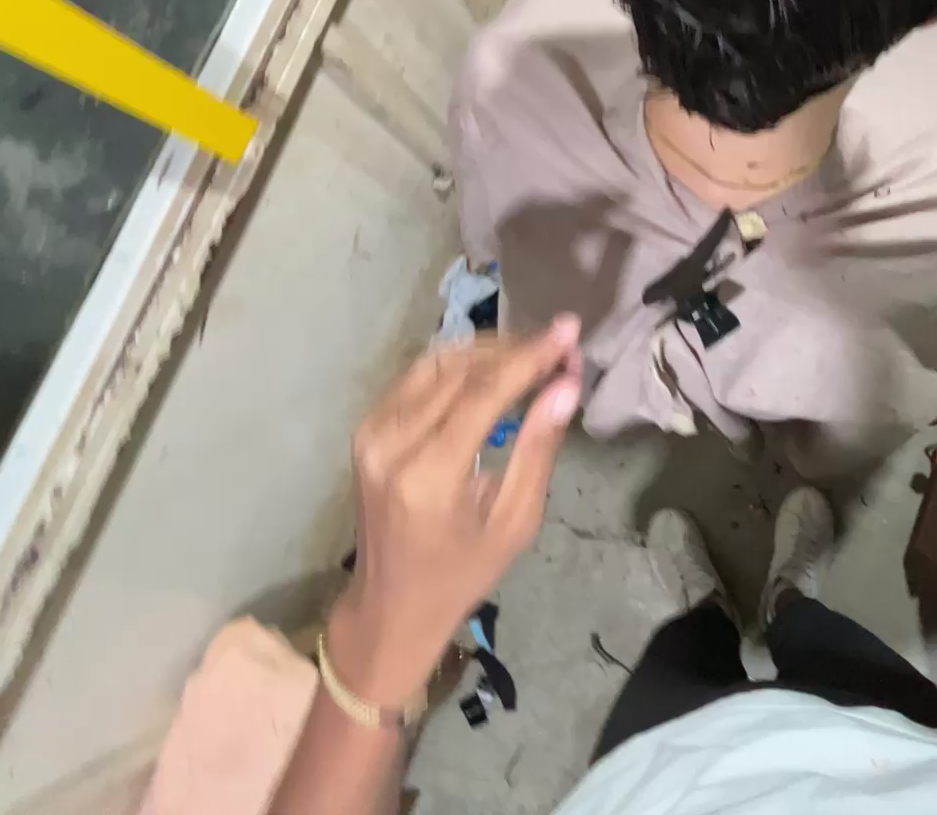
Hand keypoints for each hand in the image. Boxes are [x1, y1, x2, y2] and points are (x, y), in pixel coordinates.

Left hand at [327, 317, 583, 707]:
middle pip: (460, 369)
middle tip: (560, 347)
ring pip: (437, 362)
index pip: (483, 393)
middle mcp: (390, 443)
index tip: (569, 330)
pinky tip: (495, 368)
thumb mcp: (516, 522)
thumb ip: (539, 448)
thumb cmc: (463, 573)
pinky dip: (461, 363)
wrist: (390, 605)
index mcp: (428, 476)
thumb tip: (566, 385)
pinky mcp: (367, 427)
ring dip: (489, 350)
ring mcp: (371, 432)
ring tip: (534, 353)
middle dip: (515, 350)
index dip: (530, 356)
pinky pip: (419, 376)